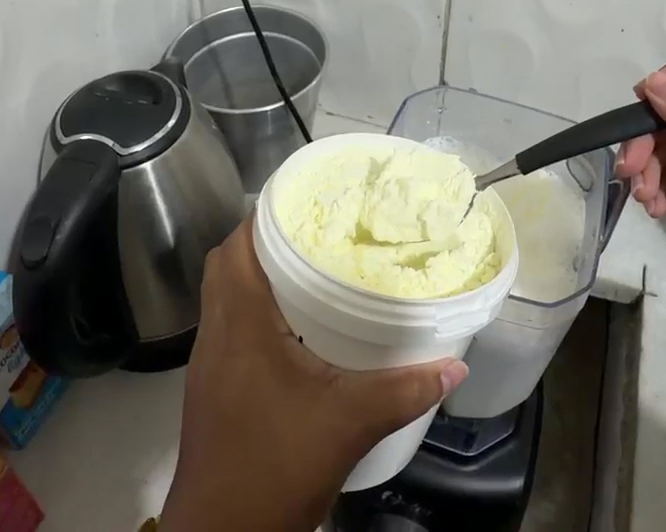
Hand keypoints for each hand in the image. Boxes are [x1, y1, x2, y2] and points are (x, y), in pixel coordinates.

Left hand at [160, 221, 467, 531]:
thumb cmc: (276, 467)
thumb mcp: (349, 424)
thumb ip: (404, 389)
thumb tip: (455, 366)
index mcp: (240, 327)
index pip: (237, 247)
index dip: (265, 214)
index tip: (306, 198)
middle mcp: (217, 336)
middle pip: (227, 264)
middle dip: (266, 238)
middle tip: (316, 227)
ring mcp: (210, 363)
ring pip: (226, 294)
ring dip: (259, 272)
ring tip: (311, 262)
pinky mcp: (214, 387)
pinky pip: (230, 324)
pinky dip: (257, 307)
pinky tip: (297, 322)